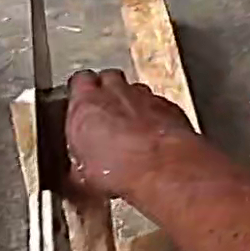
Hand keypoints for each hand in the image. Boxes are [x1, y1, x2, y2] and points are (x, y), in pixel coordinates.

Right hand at [64, 68, 199, 201]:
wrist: (165, 167)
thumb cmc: (121, 168)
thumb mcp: (80, 173)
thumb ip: (76, 159)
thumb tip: (78, 172)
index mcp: (86, 104)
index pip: (80, 80)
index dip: (81, 88)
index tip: (80, 99)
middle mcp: (118, 93)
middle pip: (110, 77)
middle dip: (107, 88)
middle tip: (104, 107)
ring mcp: (148, 97)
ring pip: (136, 88)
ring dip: (131, 99)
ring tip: (129, 120)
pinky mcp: (172, 106)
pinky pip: (159, 102)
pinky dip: (155, 111)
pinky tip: (153, 128)